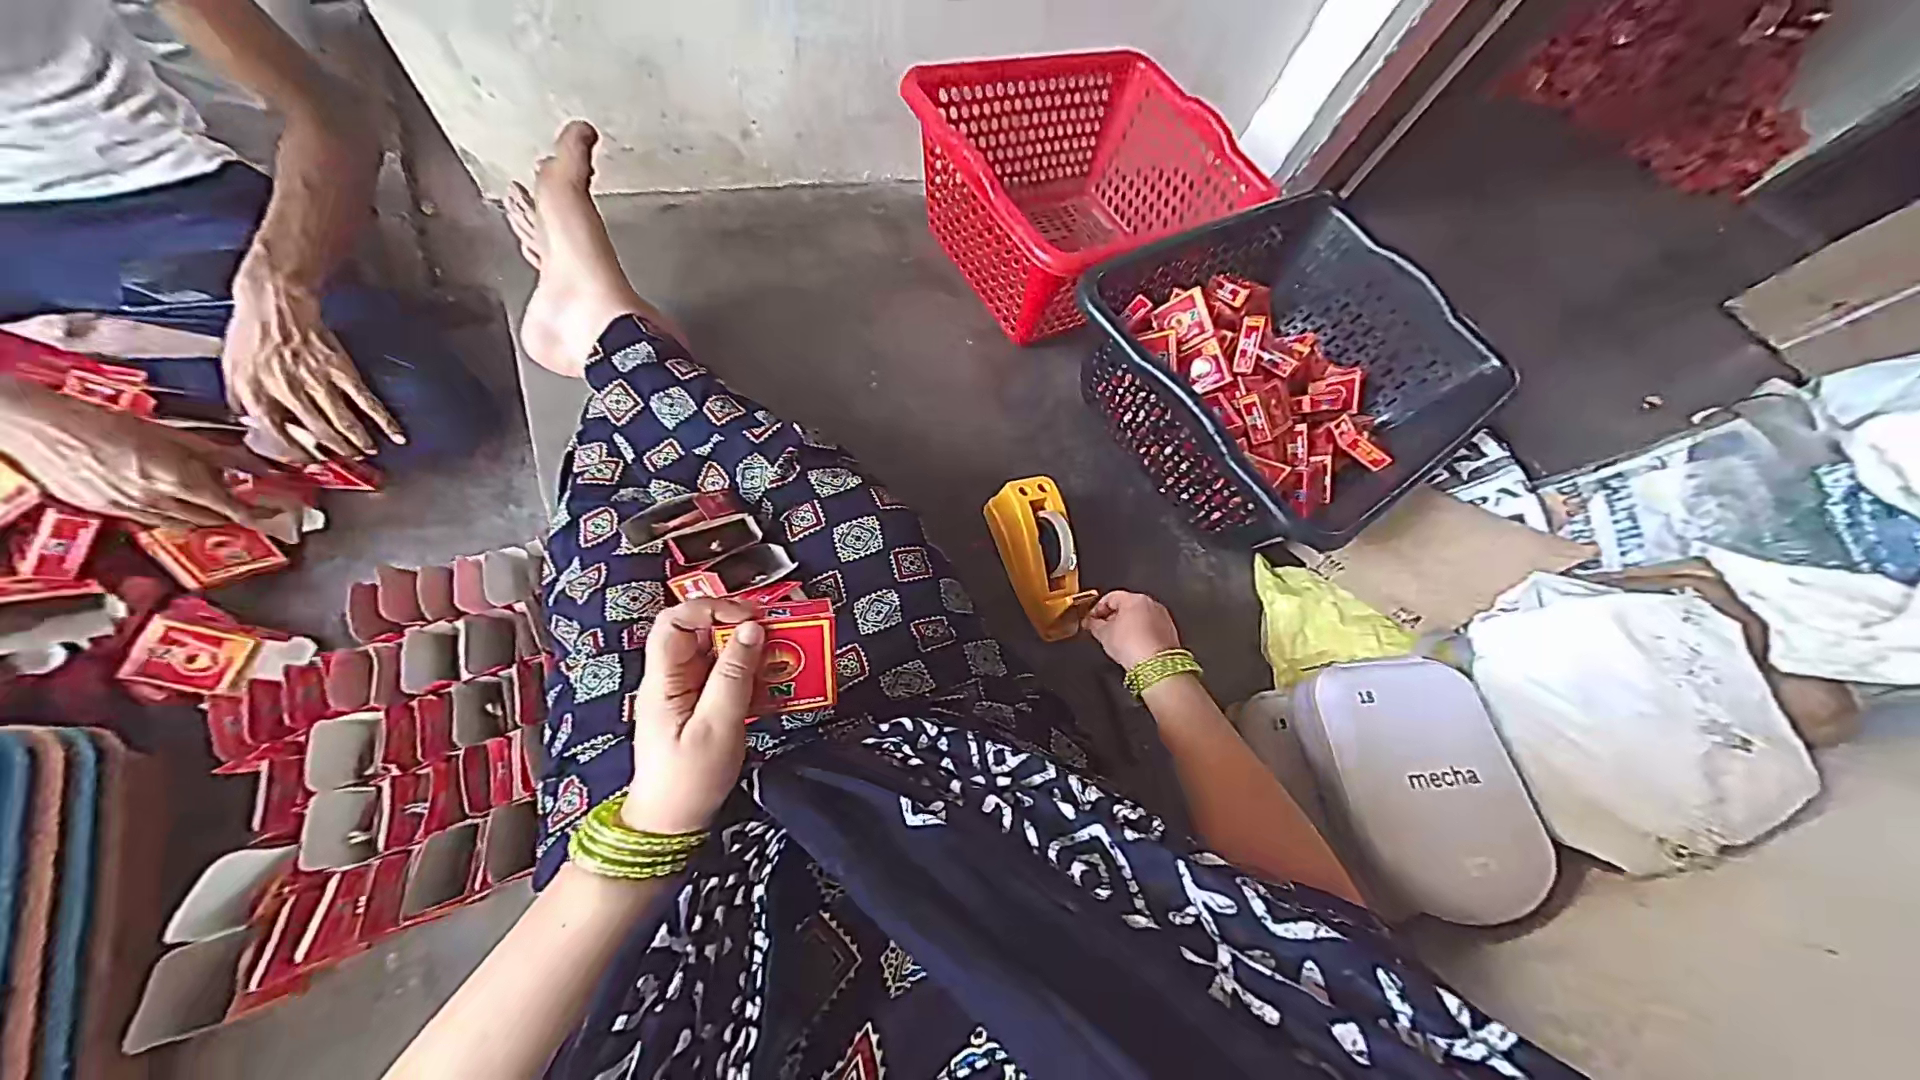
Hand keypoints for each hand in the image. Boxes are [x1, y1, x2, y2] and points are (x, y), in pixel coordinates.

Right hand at [0, 384, 273, 528]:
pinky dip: (173, 515)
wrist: (42, 425)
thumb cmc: (113, 425)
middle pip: (212, 520)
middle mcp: (157, 501)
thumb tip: (265, 469)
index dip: (261, 515)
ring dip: (205, 518)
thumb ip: (227, 457)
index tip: (279, 515)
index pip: (234, 510)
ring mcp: (128, 509)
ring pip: (183, 524)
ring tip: (216, 504)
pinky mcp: (104, 511)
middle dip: (236, 516)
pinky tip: (176, 502)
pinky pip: (151, 521)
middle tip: (252, 507)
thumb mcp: (182, 438)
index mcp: (180, 481)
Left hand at [224, 259, 403, 461]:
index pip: (274, 430)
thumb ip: (240, 396)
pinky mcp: (342, 372)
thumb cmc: (252, 333)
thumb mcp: (231, 365)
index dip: (293, 449)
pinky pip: (366, 401)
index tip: (307, 459)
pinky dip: (383, 420)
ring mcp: (317, 381)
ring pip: (342, 420)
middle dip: (335, 448)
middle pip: (316, 429)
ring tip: (369, 451)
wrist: (276, 302)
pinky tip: (396, 433)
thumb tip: (252, 422)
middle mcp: (286, 389)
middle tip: (347, 460)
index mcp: (254, 389)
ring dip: (358, 440)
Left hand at [619, 599, 766, 834]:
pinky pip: (728, 674)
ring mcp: (688, 690)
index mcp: (664, 680)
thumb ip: (734, 675)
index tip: (749, 618)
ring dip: (752, 650)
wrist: (671, 824)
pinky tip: (772, 683)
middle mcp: (673, 678)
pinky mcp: (703, 703)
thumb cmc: (687, 780)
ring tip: (781, 656)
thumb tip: (751, 629)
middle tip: (776, 631)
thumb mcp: (717, 726)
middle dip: (740, 626)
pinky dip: (752, 673)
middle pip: (701, 631)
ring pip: (719, 651)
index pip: (675, 621)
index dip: (711, 609)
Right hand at [1084, 590, 1183, 670]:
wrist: (1155, 665)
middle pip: (1126, 605)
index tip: (1091, 619)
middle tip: (1102, 630)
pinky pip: (1149, 627)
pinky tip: (1132, 645)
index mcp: (1134, 599)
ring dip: (1126, 625)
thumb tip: (1091, 623)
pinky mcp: (1169, 631)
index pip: (1109, 598)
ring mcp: (1162, 617)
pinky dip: (1140, 633)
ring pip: (1139, 616)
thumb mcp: (1103, 634)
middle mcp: (1151, 604)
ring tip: (1117, 640)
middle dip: (1112, 617)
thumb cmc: (1133, 646)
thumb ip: (1094, 624)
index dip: (1096, 609)